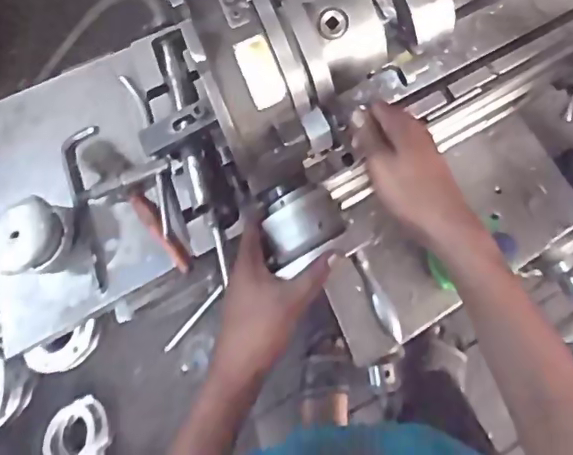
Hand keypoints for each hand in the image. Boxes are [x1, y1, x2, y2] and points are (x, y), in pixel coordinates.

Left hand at [208, 213, 331, 382]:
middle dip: (272, 233)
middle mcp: (238, 273)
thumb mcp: (292, 300)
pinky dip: (272, 273)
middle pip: (253, 245)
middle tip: (294, 222)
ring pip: (256, 264)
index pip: (250, 227)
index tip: (277, 200)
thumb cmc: (260, 329)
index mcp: (245, 263)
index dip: (261, 211)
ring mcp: (239, 292)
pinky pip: (258, 280)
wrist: (237, 373)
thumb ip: (313, 276)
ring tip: (296, 248)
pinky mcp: (243, 309)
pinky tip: (287, 281)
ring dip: (273, 254)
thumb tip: (334, 253)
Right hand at [351, 103, 491, 265]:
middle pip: (390, 117)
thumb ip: (368, 137)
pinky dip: (395, 152)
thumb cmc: (408, 194)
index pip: (378, 106)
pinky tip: (389, 169)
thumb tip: (357, 114)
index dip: (361, 116)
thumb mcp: (379, 165)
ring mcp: (427, 145)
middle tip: (358, 149)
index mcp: (403, 125)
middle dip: (372, 129)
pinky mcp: (431, 161)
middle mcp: (417, 128)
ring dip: (383, 142)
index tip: (350, 135)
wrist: (446, 223)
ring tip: (370, 161)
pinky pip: (407, 146)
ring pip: (399, 133)